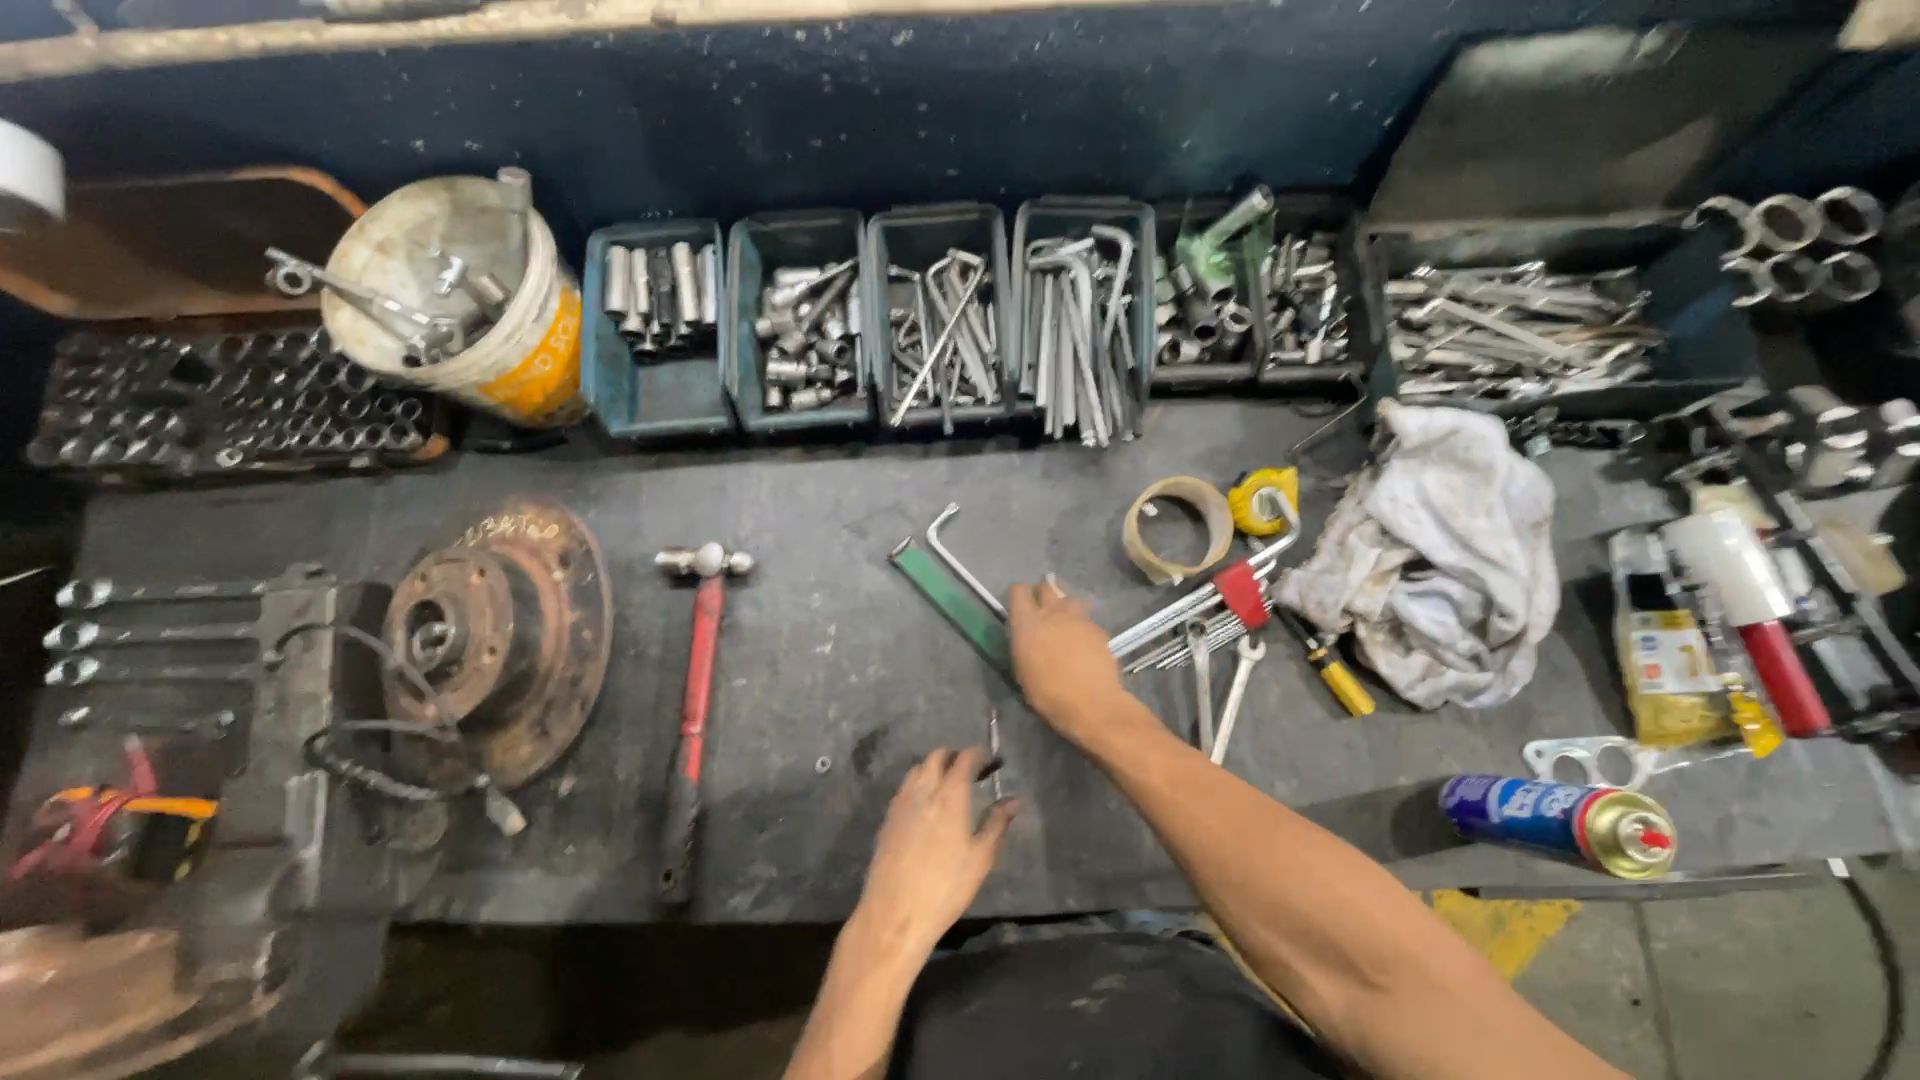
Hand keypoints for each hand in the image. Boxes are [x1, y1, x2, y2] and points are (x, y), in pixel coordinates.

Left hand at [849, 747, 1016, 965]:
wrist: (895, 913)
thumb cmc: (946, 887)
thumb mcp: (981, 858)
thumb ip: (997, 823)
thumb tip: (1012, 800)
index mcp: (949, 795)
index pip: (964, 759)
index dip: (980, 754)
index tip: (992, 760)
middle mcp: (922, 791)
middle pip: (937, 756)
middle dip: (956, 756)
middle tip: (972, 771)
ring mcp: (901, 803)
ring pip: (917, 769)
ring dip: (935, 768)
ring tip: (950, 785)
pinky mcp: (888, 819)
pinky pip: (905, 788)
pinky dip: (919, 784)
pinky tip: (927, 805)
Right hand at [1008, 579, 1134, 743]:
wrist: (1091, 702)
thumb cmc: (1048, 693)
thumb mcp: (1022, 670)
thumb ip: (1023, 643)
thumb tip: (1026, 634)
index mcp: (1027, 624)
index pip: (1018, 591)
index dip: (1019, 595)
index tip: (1020, 605)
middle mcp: (1052, 613)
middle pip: (1046, 588)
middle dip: (1042, 594)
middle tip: (1042, 610)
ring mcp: (1078, 618)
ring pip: (1069, 599)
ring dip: (1063, 607)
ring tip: (1064, 622)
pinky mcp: (1097, 628)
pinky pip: (1086, 619)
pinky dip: (1082, 625)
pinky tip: (1083, 641)